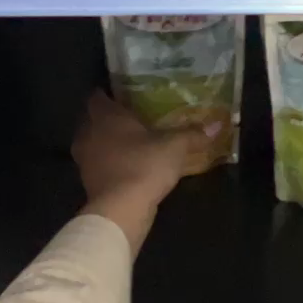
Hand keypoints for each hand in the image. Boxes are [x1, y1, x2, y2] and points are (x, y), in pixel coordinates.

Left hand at [72, 91, 214, 253]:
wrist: (120, 210)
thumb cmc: (144, 165)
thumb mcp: (175, 147)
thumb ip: (193, 134)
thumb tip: (217, 124)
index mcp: (105, 116)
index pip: (97, 96)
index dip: (108, 93)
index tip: (124, 94)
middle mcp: (88, 133)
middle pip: (92, 119)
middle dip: (108, 117)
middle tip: (132, 116)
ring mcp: (85, 159)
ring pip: (93, 142)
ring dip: (107, 141)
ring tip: (131, 142)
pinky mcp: (88, 181)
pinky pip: (98, 163)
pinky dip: (109, 162)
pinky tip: (128, 165)